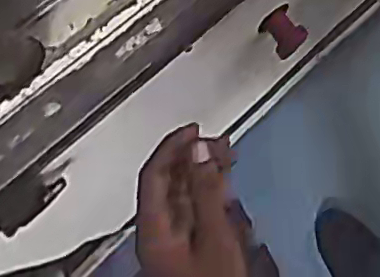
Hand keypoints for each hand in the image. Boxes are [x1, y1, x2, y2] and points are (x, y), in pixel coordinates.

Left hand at [137, 125, 246, 276]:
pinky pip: (192, 209)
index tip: (193, 129)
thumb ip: (206, 189)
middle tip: (216, 142)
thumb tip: (199, 149)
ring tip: (226, 158)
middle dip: (193, 156)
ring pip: (181, 194)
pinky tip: (224, 187)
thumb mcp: (213, 235)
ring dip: (203, 172)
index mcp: (154, 229)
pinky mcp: (185, 251)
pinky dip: (208, 192)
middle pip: (167, 181)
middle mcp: (157, 234)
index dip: (172, 145)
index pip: (153, 173)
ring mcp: (170, 244)